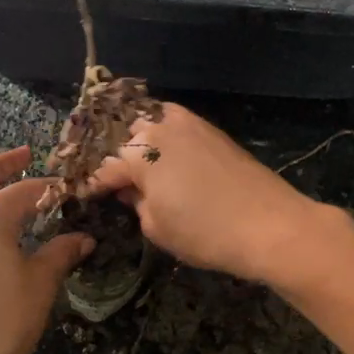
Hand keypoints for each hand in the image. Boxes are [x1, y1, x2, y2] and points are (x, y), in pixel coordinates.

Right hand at [90, 103, 347, 289]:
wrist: (271, 224)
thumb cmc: (206, 231)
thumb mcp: (157, 226)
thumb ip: (135, 202)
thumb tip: (130, 190)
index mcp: (138, 149)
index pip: (103, 166)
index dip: (91, 183)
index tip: (81, 194)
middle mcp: (160, 125)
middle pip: (123, 133)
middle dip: (110, 152)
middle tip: (104, 174)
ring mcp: (189, 122)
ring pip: (148, 121)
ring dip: (135, 137)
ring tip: (129, 160)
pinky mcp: (211, 130)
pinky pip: (173, 125)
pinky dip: (160, 135)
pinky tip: (160, 154)